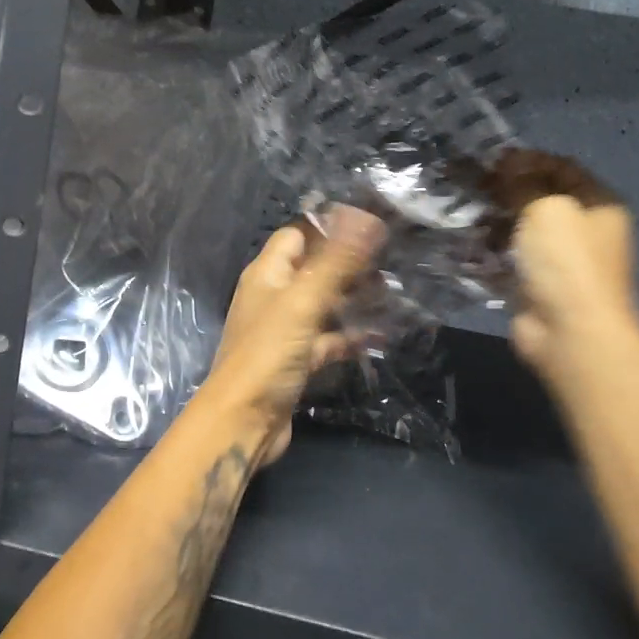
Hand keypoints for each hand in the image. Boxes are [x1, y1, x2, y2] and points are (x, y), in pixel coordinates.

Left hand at [196, 204, 386, 469]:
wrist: (244, 420)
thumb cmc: (268, 353)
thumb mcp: (304, 301)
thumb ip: (336, 261)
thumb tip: (367, 217)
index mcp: (267, 274)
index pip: (296, 236)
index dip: (328, 229)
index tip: (370, 228)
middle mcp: (273, 297)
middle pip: (314, 270)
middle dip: (349, 267)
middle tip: (391, 263)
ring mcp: (285, 330)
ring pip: (324, 306)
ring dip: (354, 301)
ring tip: (394, 295)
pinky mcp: (297, 361)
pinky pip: (328, 341)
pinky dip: (350, 337)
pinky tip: (381, 336)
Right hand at [491, 151, 638, 381]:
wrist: (571, 334)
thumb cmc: (566, 262)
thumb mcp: (545, 208)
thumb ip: (522, 182)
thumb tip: (506, 164)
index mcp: (598, 204)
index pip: (561, 167)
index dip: (527, 159)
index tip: (490, 161)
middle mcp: (583, 228)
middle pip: (539, 196)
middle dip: (505, 189)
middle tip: (471, 185)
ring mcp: (561, 259)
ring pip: (521, 227)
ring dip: (494, 219)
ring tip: (467, 216)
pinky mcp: (538, 283)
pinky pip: (510, 257)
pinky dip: (491, 249)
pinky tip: (468, 244)